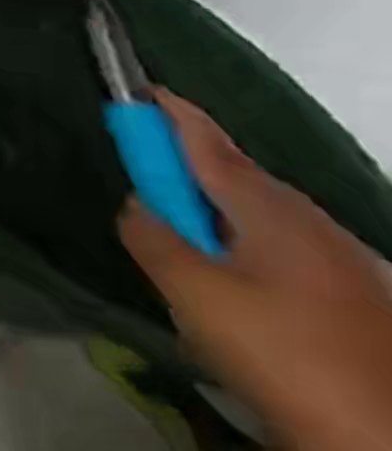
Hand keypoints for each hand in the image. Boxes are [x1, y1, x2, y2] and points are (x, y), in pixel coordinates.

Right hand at [119, 88, 391, 450]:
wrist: (386, 440)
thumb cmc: (278, 349)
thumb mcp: (189, 289)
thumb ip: (150, 234)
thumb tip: (139, 205)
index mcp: (272, 212)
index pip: (208, 144)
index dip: (170, 114)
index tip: (137, 89)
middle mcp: (313, 225)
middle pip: (235, 177)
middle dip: (185, 166)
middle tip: (139, 170)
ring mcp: (344, 264)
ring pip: (258, 215)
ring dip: (210, 209)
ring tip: (174, 231)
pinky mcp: (355, 299)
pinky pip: (278, 248)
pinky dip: (238, 240)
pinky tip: (225, 275)